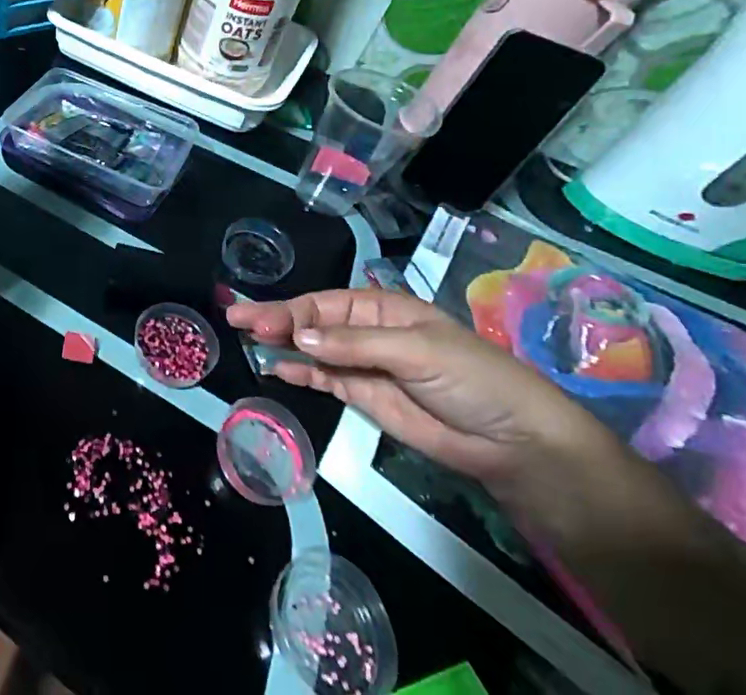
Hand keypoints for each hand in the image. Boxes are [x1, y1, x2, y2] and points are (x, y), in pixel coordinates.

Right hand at [226, 289, 612, 488]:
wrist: (511, 441)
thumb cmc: (473, 379)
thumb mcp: (417, 351)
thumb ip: (355, 344)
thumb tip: (299, 339)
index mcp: (383, 308)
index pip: (324, 305)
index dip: (289, 311)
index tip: (256, 320)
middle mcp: (366, 331)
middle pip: (311, 322)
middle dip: (275, 320)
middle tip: (234, 319)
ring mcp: (362, 364)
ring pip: (311, 349)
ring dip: (280, 344)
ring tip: (243, 339)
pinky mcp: (362, 395)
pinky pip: (321, 378)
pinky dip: (296, 372)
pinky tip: (273, 368)